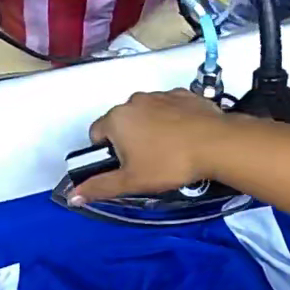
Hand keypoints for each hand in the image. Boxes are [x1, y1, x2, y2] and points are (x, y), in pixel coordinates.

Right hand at [70, 90, 236, 203]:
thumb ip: (100, 186)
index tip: (123, 166)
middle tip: (146, 162)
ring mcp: (160, 94)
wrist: (216, 144)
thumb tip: (73, 195)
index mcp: (116, 118)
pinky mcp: (184, 94)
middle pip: (121, 122)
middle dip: (128, 140)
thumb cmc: (169, 163)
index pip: (95, 133)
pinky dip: (172, 119)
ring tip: (169, 151)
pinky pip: (170, 107)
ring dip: (150, 128)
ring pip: (146, 113)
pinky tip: (184, 136)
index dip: (105, 152)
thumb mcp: (132, 181)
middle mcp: (134, 100)